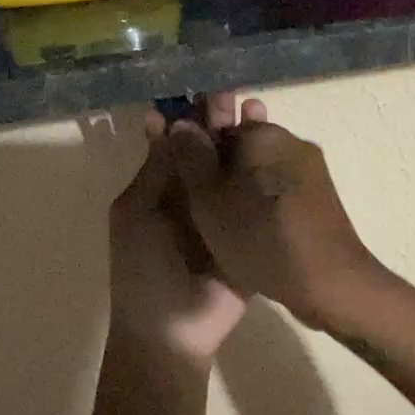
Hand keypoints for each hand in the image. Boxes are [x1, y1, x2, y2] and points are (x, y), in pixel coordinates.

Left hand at [107, 95, 256, 367]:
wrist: (172, 330)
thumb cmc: (142, 269)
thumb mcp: (137, 213)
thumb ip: (157, 170)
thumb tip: (170, 121)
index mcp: (162, 188)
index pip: (177, 143)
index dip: (189, 116)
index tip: (204, 85)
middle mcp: (195, 195)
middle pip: (210, 151)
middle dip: (220, 122)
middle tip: (237, 91)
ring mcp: (225, 215)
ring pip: (236, 171)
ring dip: (245, 142)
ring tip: (259, 109)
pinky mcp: (250, 234)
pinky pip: (258, 201)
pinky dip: (266, 176)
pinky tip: (278, 150)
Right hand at [170, 109, 387, 330]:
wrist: (328, 279)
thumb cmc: (260, 237)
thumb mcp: (209, 200)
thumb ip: (192, 158)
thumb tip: (183, 123)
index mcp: (263, 132)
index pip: (219, 124)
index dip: (197, 148)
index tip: (185, 179)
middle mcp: (292, 139)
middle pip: (244, 144)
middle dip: (222, 166)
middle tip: (201, 204)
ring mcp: (313, 167)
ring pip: (265, 167)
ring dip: (244, 185)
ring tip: (225, 221)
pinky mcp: (323, 194)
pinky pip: (283, 186)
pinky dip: (266, 199)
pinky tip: (255, 227)